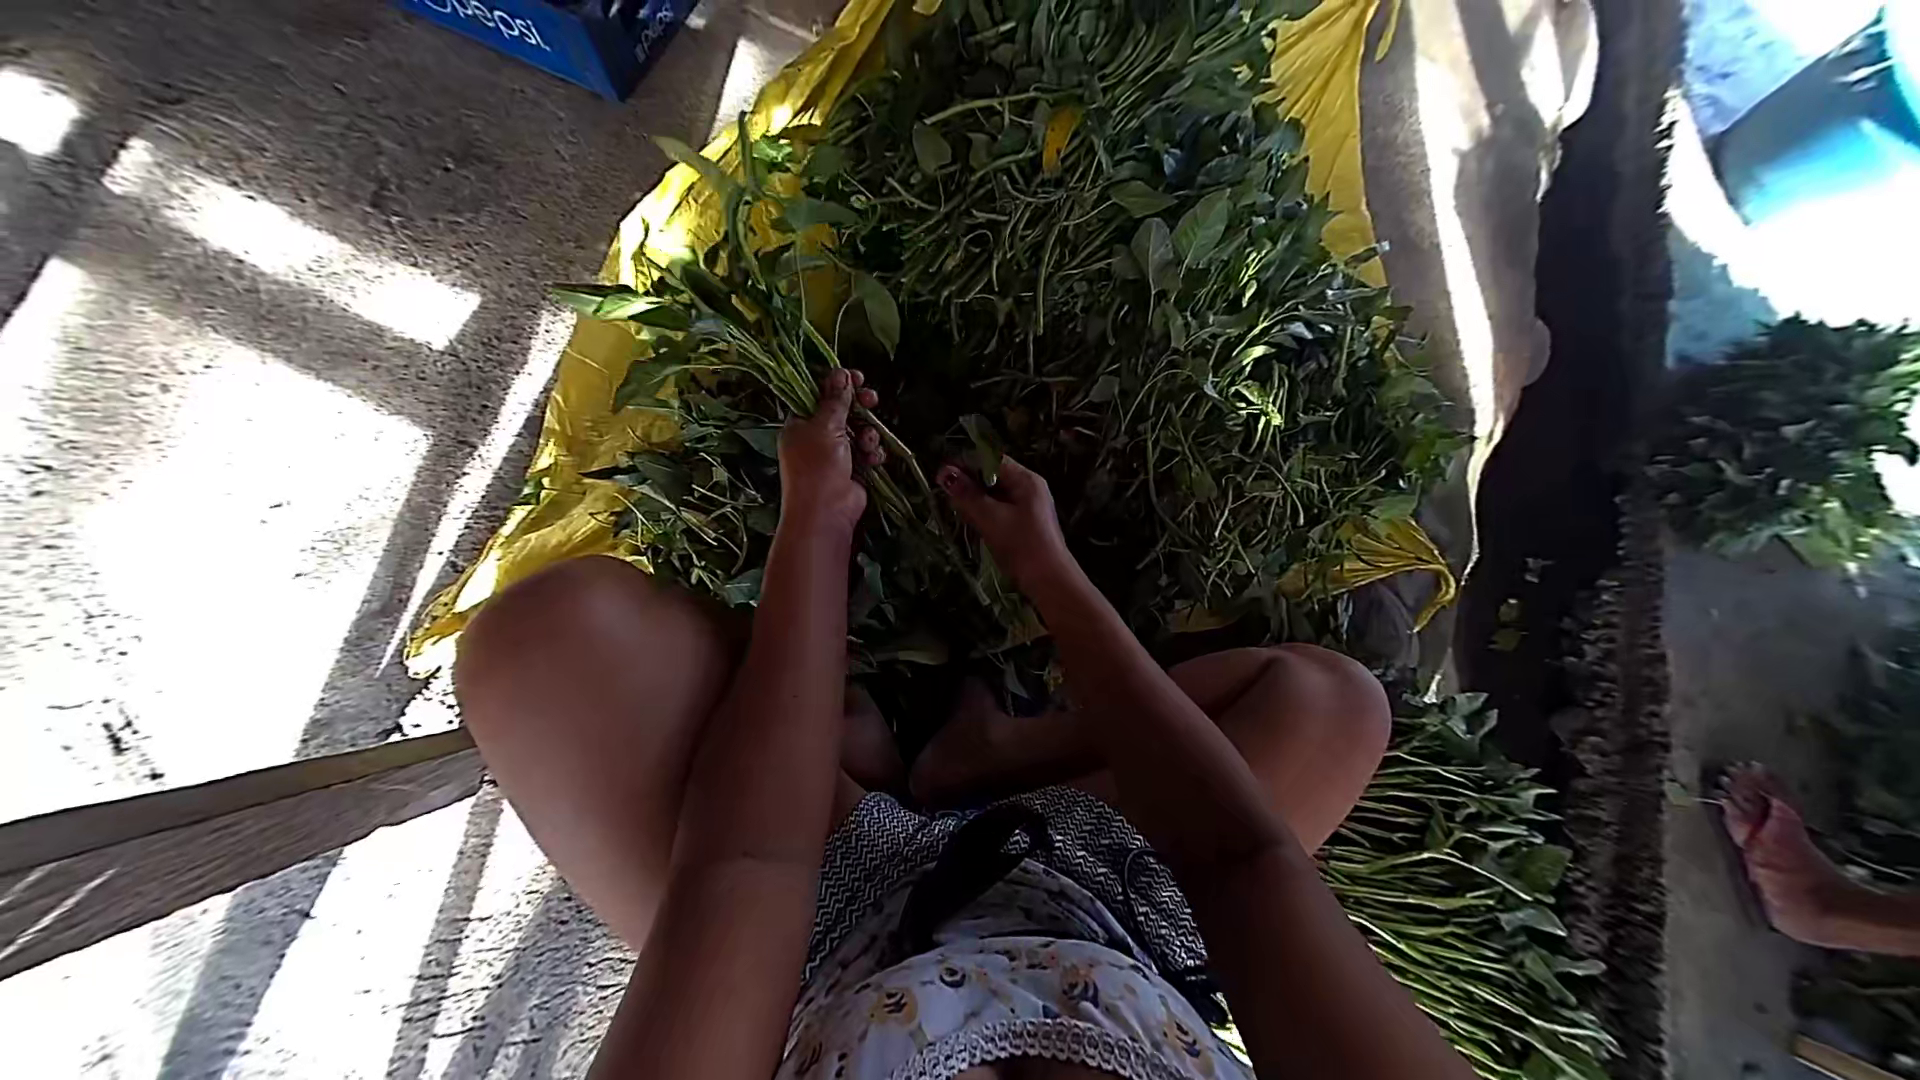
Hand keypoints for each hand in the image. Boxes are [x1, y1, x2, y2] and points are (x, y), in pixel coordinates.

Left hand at [779, 369, 883, 536]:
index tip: (855, 377)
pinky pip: (866, 452)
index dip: (837, 384)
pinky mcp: (851, 469)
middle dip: (859, 406)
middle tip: (871, 399)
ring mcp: (834, 454)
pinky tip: (872, 459)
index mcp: (800, 423)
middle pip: (841, 411)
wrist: (825, 513)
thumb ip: (836, 400)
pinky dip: (872, 453)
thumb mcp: (825, 427)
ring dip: (867, 433)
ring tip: (867, 443)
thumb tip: (840, 374)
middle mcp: (815, 437)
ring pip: (858, 431)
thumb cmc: (817, 468)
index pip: (818, 394)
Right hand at [937, 456, 1073, 590]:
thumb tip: (944, 472)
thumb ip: (967, 495)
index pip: (991, 460)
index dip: (965, 464)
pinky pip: (1000, 509)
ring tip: (958, 512)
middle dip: (969, 484)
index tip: (941, 477)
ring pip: (994, 494)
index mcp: (1025, 480)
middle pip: (993, 476)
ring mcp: (1028, 506)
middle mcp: (1029, 488)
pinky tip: (973, 524)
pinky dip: (984, 513)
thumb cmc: (1021, 546)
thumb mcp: (990, 518)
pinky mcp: (1025, 523)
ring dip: (975, 500)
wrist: (1049, 582)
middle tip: (947, 498)